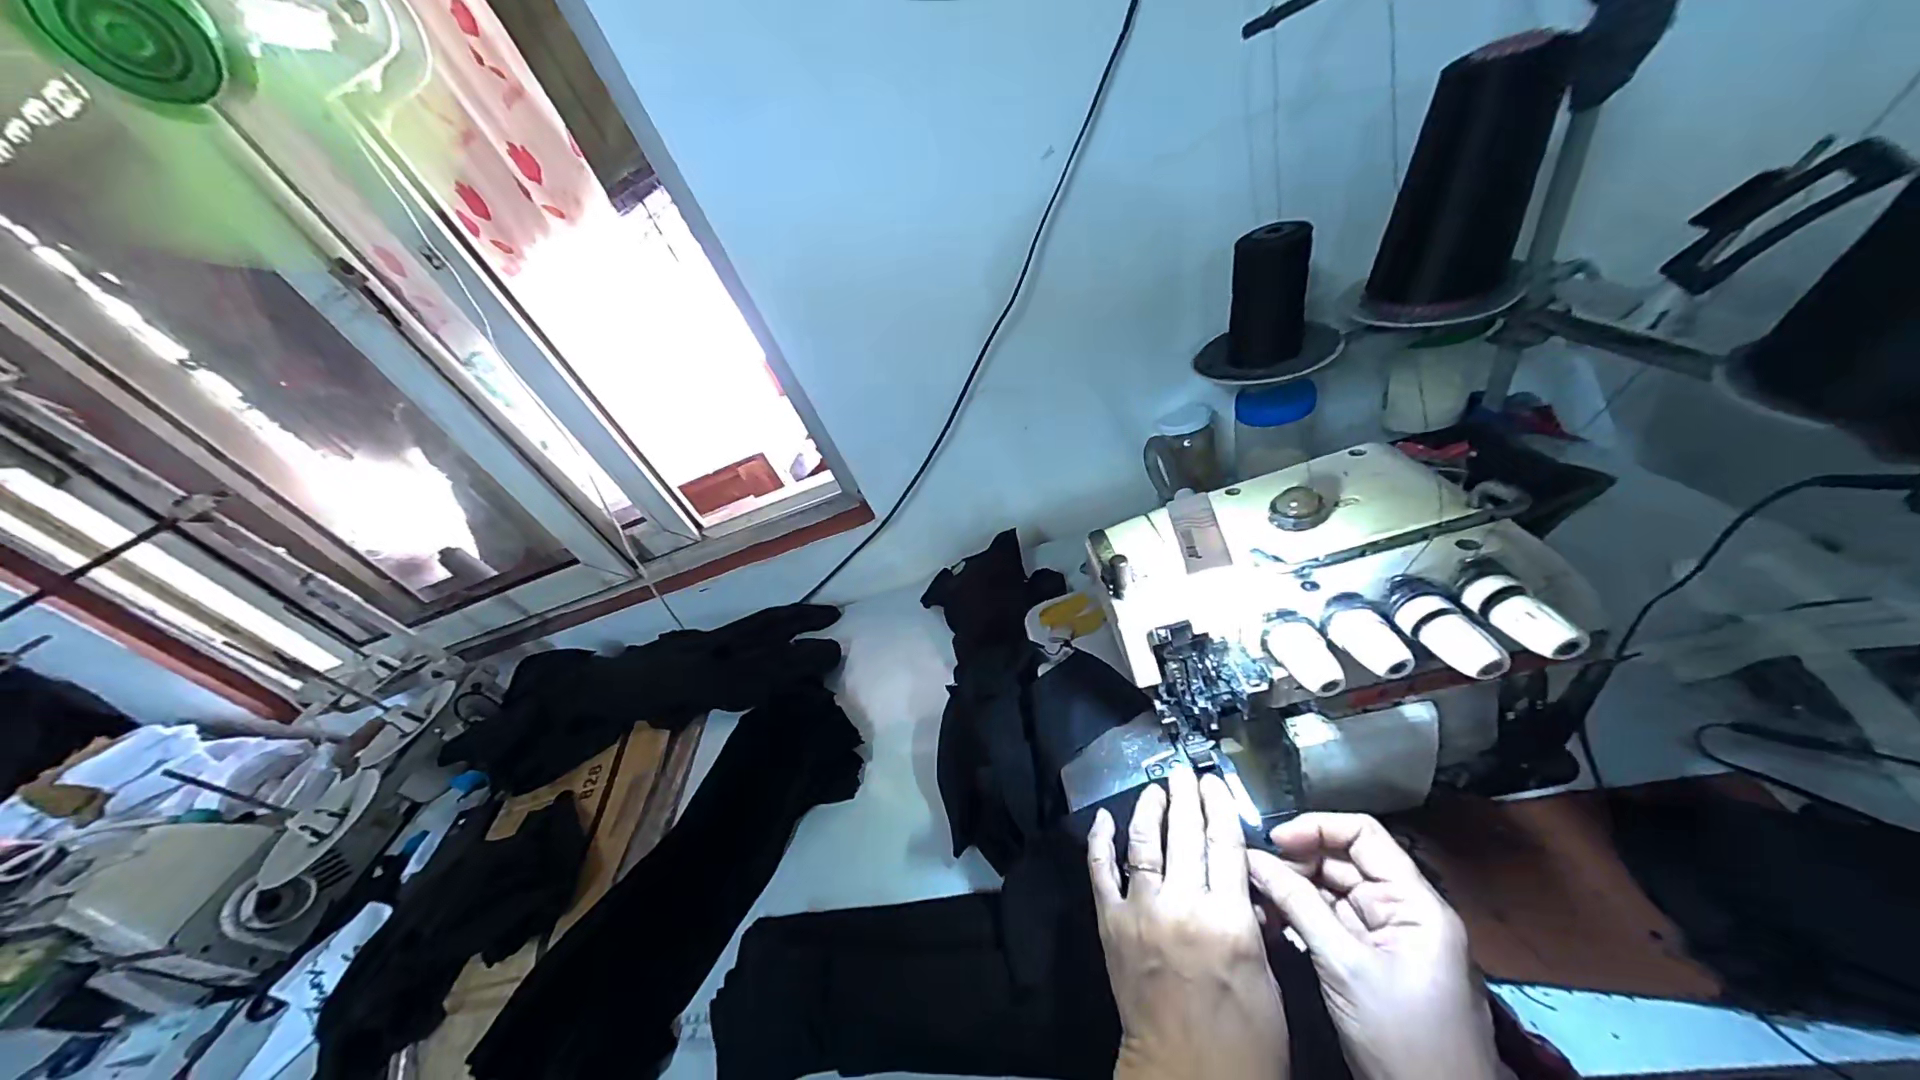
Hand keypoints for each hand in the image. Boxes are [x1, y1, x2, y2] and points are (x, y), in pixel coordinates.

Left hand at [1087, 766, 1287, 1079]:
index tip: (1214, 783)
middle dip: (1185, 795)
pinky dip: (1100, 841)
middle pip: (1184, 832)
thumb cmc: (1244, 1040)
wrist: (1187, 1077)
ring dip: (1147, 809)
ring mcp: (1141, 911)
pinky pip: (1101, 871)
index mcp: (1229, 919)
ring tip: (1155, 789)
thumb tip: (1242, 880)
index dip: (1219, 806)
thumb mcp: (1267, 977)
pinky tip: (1104, 819)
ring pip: (1142, 842)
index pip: (1224, 843)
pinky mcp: (1111, 924)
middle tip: (1185, 773)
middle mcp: (1183, 905)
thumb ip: (1252, 921)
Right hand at [1246, 813, 1495, 1079]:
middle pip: (1341, 861)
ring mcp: (1384, 936)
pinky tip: (1272, 920)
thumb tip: (1253, 859)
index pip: (1363, 835)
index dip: (1316, 828)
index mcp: (1415, 904)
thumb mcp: (1345, 965)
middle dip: (1296, 862)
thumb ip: (1299, 905)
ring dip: (1292, 890)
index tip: (1274, 841)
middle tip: (1255, 872)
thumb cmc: (1406, 1042)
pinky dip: (1299, 916)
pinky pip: (1327, 921)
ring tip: (1257, 896)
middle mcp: (1401, 911)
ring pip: (1329, 891)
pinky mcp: (1367, 960)